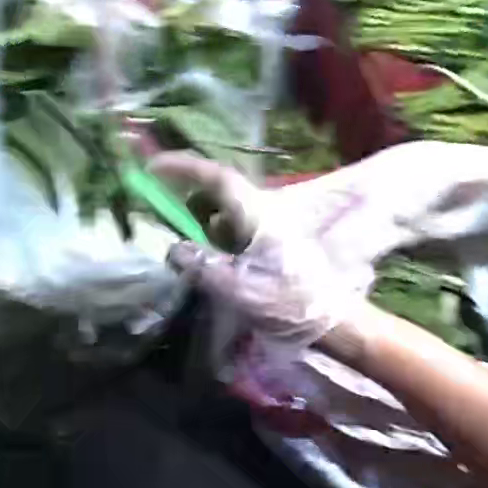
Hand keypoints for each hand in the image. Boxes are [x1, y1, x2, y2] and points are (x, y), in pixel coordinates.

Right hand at [151, 152, 392, 348]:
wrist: (334, 321)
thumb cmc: (289, 300)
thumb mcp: (238, 286)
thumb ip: (202, 266)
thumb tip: (173, 249)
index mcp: (257, 213)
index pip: (216, 177)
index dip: (182, 167)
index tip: (152, 166)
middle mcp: (266, 211)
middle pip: (221, 192)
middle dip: (192, 200)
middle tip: (167, 218)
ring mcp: (275, 226)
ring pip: (231, 213)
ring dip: (207, 223)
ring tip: (192, 251)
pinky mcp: (279, 243)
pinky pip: (242, 230)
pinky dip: (223, 239)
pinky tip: (219, 266)